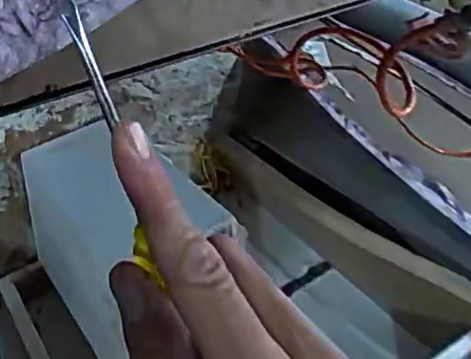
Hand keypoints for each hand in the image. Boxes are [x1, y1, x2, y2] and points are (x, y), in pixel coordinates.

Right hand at [110, 121, 347, 358]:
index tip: (128, 134)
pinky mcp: (343, 353)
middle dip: (185, 262)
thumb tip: (128, 275)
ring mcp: (336, 351)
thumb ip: (159, 348)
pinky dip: (254, 317)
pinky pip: (291, 314)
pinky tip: (240, 342)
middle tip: (150, 289)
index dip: (157, 201)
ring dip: (221, 294)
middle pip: (232, 266)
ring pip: (262, 284)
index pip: (199, 272)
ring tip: (201, 328)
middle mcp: (313, 351)